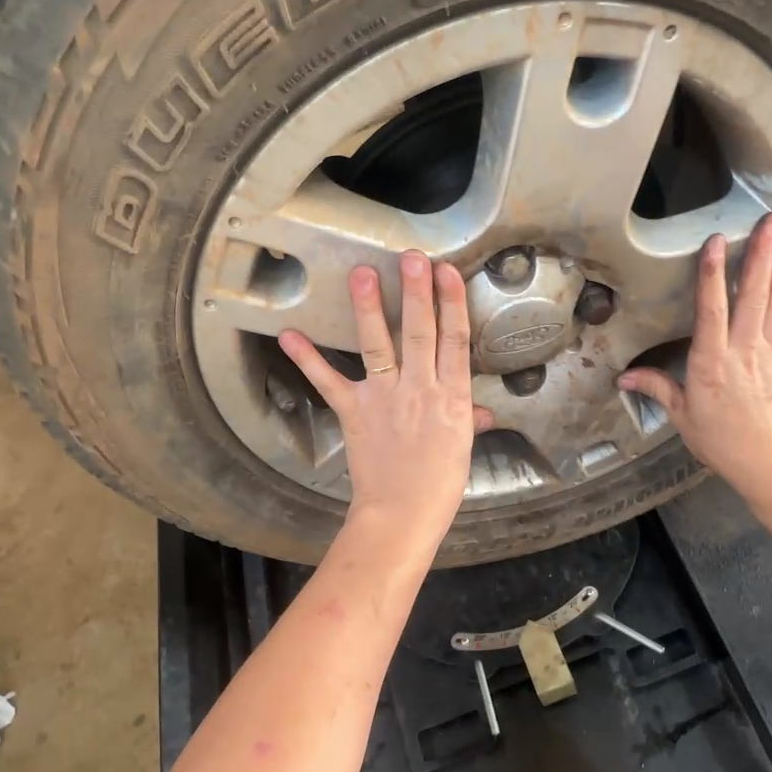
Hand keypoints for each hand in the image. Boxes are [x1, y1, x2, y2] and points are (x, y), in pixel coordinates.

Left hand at [280, 251, 493, 536]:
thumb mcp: (462, 449)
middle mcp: (421, 389)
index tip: (448, 273)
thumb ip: (468, 421)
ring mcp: (385, 398)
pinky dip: (307, 359)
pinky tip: (289, 334)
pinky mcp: (354, 411)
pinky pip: (329, 381)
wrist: (403, 514)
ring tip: (362, 273)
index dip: (453, 304)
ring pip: (379, 345)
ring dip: (370, 308)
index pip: (455, 342)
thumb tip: (482, 411)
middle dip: (417, 292)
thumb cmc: (439, 487)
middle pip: (421, 333)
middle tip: (411, 257)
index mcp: (452, 397)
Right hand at [618, 212, 771, 502]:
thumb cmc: (719, 439)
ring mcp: (770, 351)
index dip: (713, 273)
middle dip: (764, 252)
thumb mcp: (682, 416)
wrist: (765, 460)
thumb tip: (623, 376)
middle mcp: (743, 349)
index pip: (711, 309)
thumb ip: (657, 388)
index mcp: (711, 361)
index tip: (717, 240)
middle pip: (754, 293)